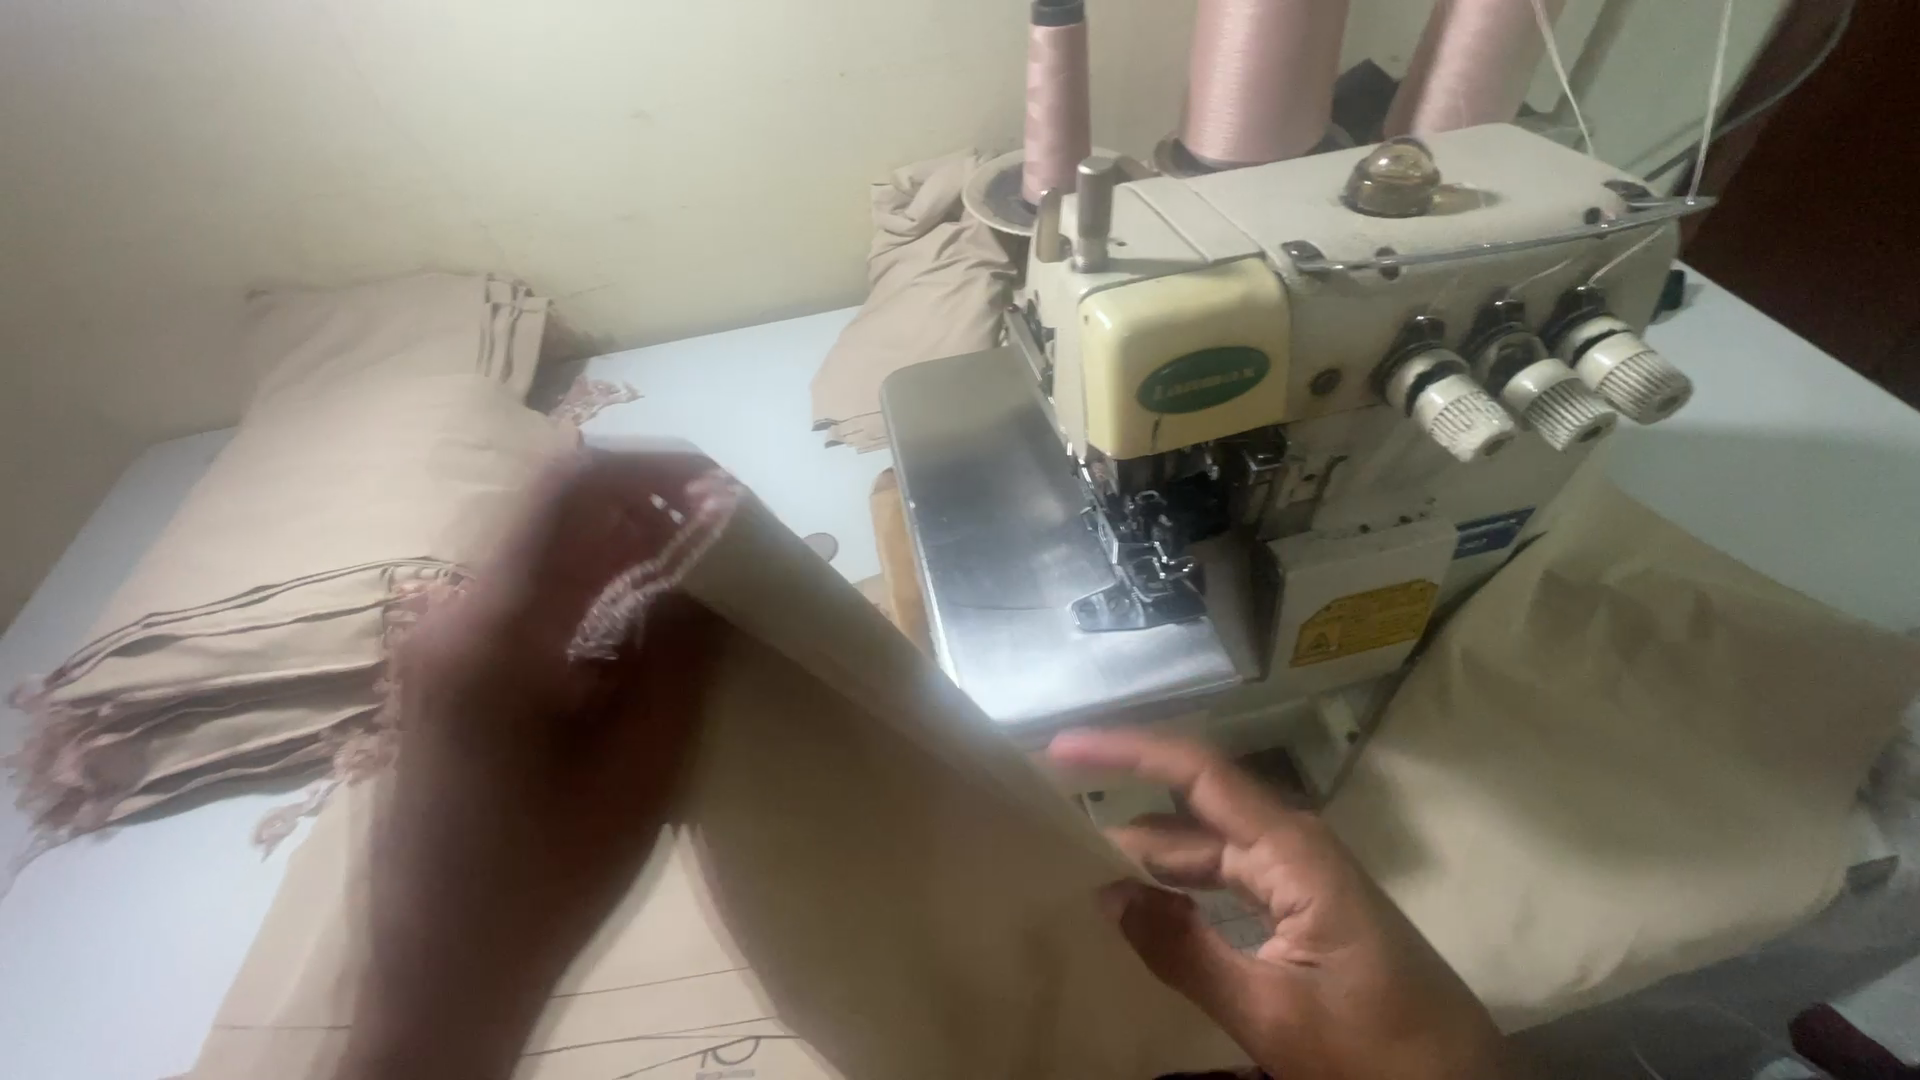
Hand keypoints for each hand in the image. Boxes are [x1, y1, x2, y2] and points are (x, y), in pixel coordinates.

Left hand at [342, 452, 726, 1079]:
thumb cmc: (548, 879)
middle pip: (559, 508)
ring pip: (550, 546)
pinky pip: (537, 591)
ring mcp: (446, 640)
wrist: (441, 975)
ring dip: (630, 543)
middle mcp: (455, 614)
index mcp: (495, 632)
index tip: (730, 495)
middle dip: (653, 504)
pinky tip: (650, 618)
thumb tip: (718, 565)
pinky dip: (601, 583)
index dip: (658, 468)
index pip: (572, 488)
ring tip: (704, 574)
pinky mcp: (454, 668)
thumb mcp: (643, 763)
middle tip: (731, 539)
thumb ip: (683, 649)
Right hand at [1048, 729, 1508, 1079]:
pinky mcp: (1297, 906)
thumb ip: (1184, 950)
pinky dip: (1176, 888)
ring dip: (1147, 856)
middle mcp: (1288, 844)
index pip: (1196, 772)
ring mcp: (1294, 875)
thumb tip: (1108, 894)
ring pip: (1202, 848)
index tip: (1065, 749)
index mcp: (1289, 849)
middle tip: (1056, 821)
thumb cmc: (1379, 1051)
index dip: (1127, 751)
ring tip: (1082, 864)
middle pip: (1189, 808)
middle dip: (1124, 807)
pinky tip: (1140, 906)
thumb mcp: (1273, 1014)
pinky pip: (1221, 880)